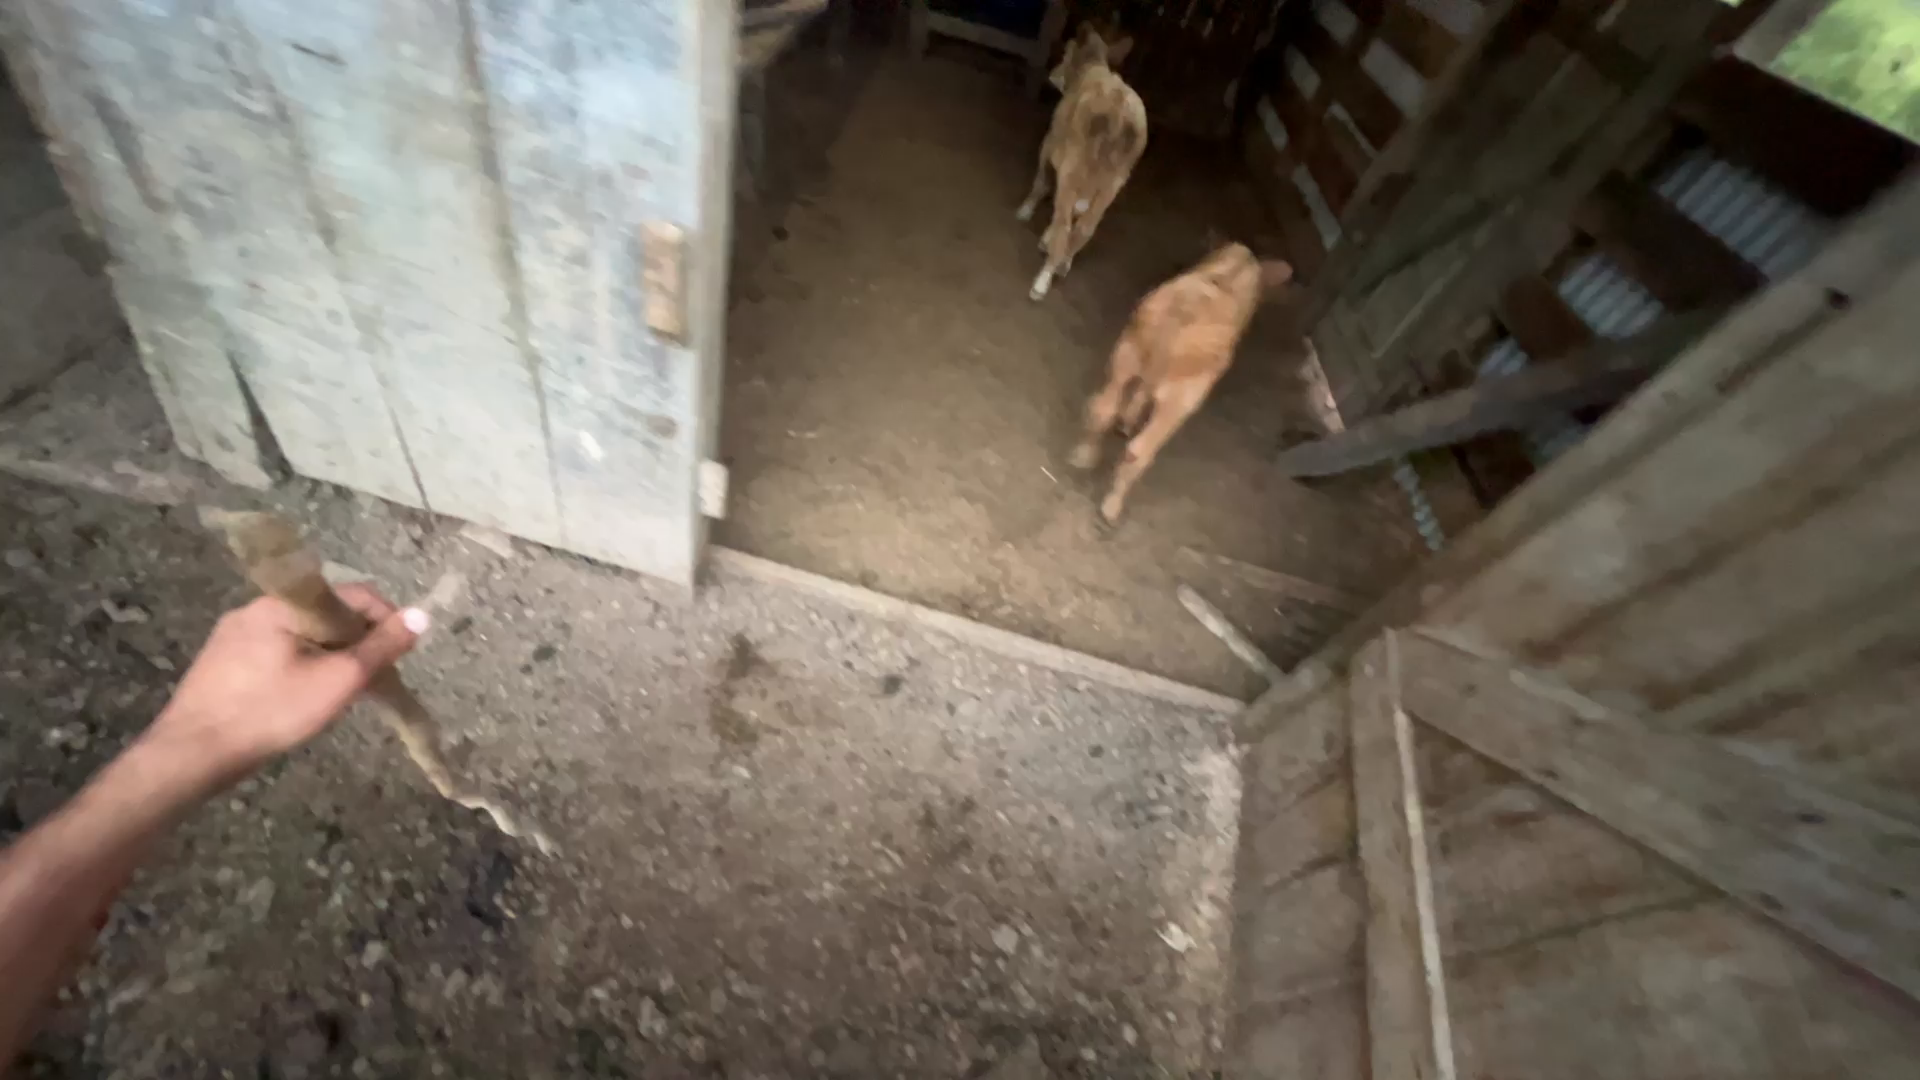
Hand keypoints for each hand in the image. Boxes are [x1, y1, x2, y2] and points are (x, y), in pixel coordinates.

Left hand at [145, 585, 426, 792]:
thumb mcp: (342, 678)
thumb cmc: (272, 711)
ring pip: (309, 633)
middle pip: (332, 613)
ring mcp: (235, 634)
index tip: (396, 654)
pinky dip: (307, 664)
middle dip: (360, 641)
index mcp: (283, 605)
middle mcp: (256, 609)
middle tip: (371, 675)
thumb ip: (385, 644)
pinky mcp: (224, 660)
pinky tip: (306, 693)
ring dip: (335, 654)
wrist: (191, 757)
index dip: (386, 621)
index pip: (356, 596)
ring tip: (342, 687)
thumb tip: (423, 615)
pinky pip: (283, 648)